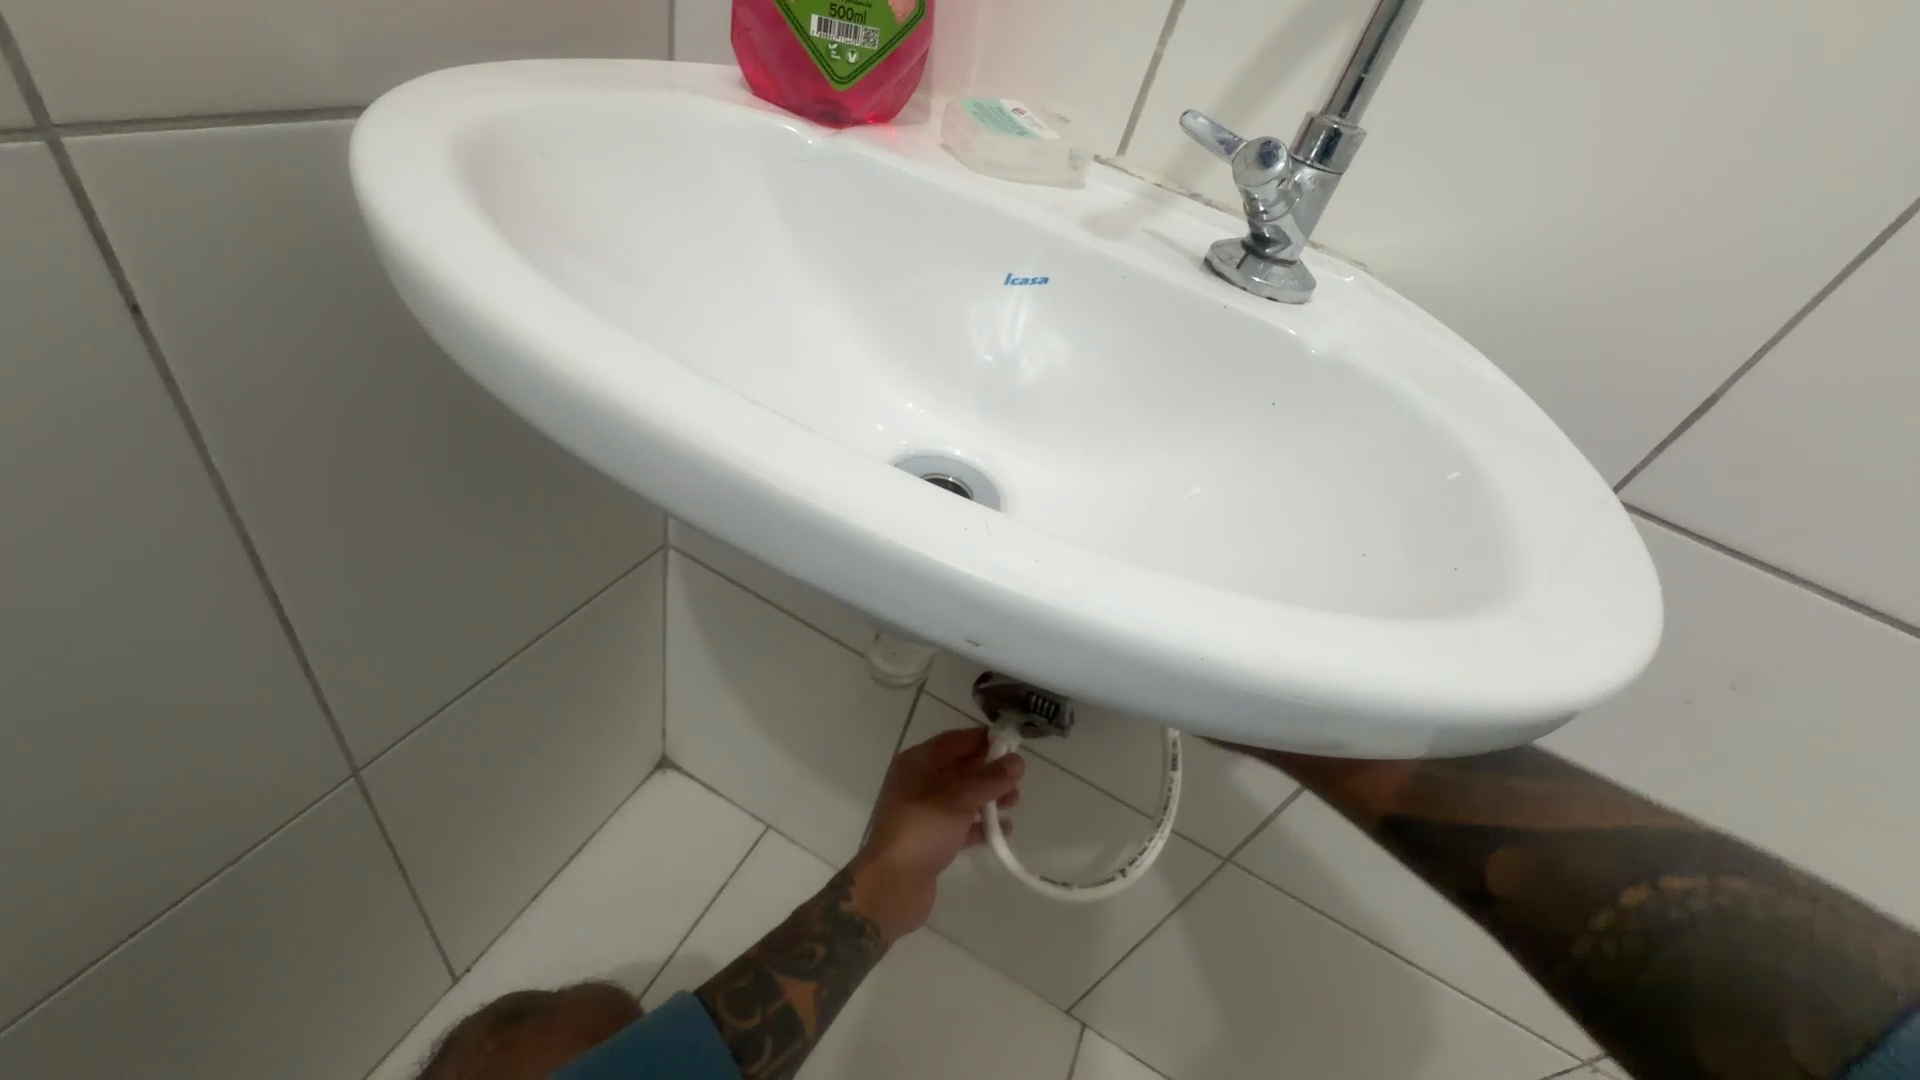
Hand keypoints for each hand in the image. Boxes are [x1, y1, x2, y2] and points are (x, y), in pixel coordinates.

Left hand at [847, 727, 1023, 941]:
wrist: (893, 885)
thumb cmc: (923, 830)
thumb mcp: (958, 798)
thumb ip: (989, 779)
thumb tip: (1017, 761)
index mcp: (917, 763)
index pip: (954, 741)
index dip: (982, 740)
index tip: (1011, 744)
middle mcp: (918, 782)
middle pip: (960, 768)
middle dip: (990, 772)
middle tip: (1017, 781)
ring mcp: (923, 812)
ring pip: (962, 797)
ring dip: (988, 799)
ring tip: (1014, 805)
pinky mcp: (930, 839)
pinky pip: (960, 824)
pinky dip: (980, 825)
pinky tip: (1002, 832)